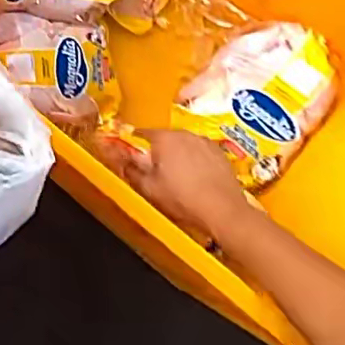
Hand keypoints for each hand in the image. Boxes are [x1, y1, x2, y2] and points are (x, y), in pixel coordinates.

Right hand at [96, 128, 257, 244]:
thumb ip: (131, 171)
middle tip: (157, 173)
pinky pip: (200, 151)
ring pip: (183, 144)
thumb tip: (120, 160)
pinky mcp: (219, 151)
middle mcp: (184, 133)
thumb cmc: (182, 199)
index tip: (133, 158)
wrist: (224, 211)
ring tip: (179, 178)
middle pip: (164, 138)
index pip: (141, 133)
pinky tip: (198, 179)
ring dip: (178, 155)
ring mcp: (204, 141)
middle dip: (158, 152)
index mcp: (163, 138)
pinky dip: (196, 160)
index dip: (134, 145)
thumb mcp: (150, 189)